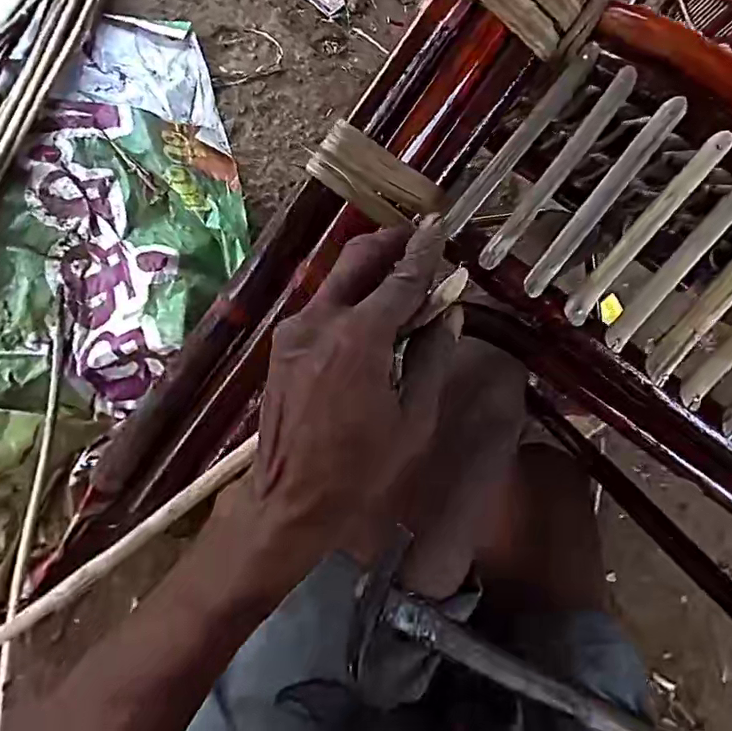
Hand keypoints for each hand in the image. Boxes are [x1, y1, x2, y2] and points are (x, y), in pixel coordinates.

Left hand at [236, 222, 444, 563]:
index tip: (439, 226)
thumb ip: (433, 357)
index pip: (401, 280)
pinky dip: (352, 294)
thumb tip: (449, 313)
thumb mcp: (414, 419)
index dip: (424, 252)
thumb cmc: (360, 471)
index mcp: (359, 340)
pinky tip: (372, 311)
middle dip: (391, 242)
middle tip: (419, 237)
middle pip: (358, 258)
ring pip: (338, 277)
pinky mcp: (283, 343)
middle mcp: (320, 322)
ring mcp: (295, 330)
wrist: (288, 504)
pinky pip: (324, 303)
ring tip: (403, 275)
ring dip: (371, 268)